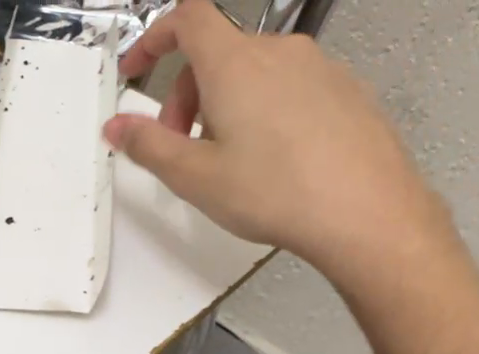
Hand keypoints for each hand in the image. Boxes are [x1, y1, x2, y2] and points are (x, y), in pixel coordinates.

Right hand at [104, 1, 450, 276]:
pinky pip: (284, 87)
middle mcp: (278, 52)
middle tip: (176, 149)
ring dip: (220, 107)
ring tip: (219, 161)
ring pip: (250, 72)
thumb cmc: (273, 190)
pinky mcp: (341, 89)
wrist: (363, 208)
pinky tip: (261, 161)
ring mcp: (317, 67)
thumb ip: (147, 145)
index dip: (153, 38)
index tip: (134, 70)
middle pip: (217, 54)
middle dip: (184, 96)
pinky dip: (257, 111)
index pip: (188, 19)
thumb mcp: (191, 175)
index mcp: (235, 64)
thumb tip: (116, 126)